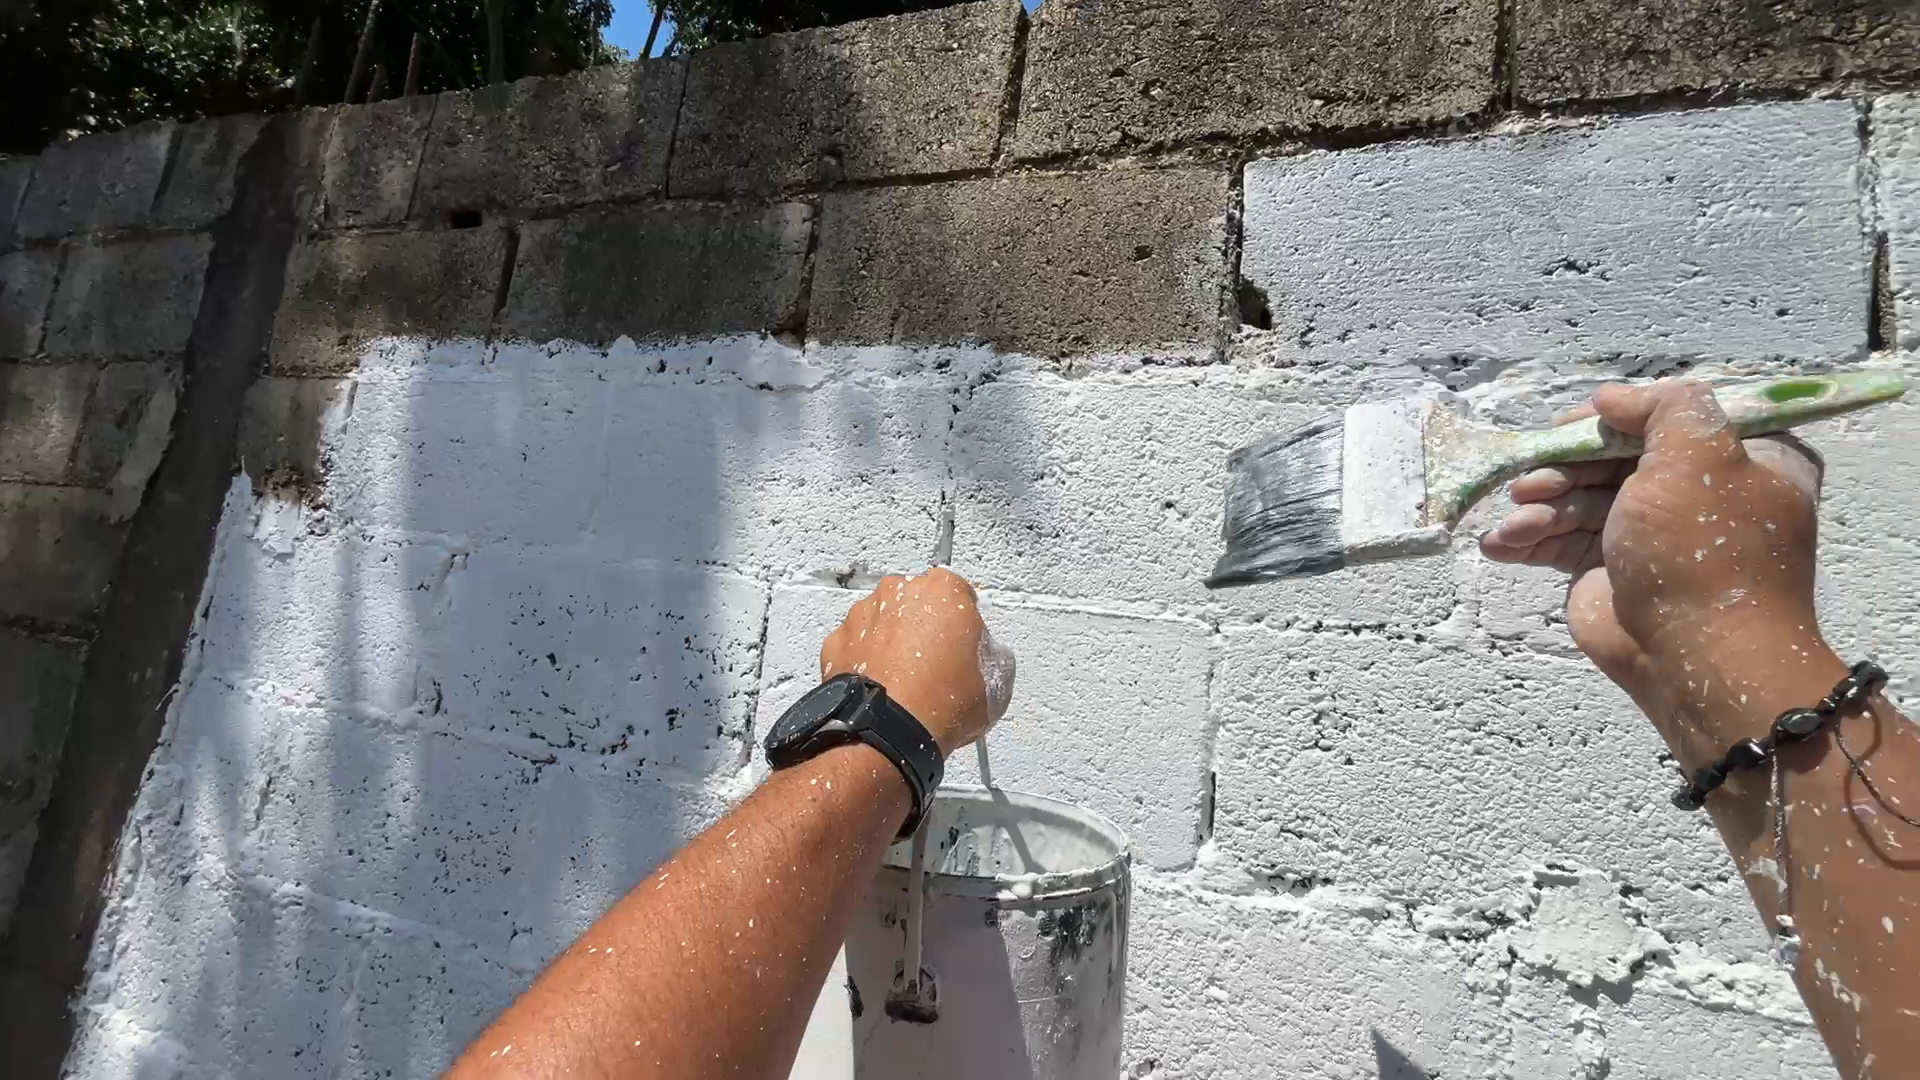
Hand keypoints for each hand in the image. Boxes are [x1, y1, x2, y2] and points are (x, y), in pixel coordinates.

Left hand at [820, 568, 1010, 757]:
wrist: (889, 732)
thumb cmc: (943, 702)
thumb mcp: (997, 681)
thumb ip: (992, 652)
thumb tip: (984, 654)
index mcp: (944, 590)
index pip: (960, 594)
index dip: (964, 623)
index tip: (963, 646)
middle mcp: (899, 591)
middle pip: (917, 602)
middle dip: (924, 625)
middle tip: (934, 665)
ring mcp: (863, 614)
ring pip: (883, 620)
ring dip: (892, 641)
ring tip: (904, 681)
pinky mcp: (837, 640)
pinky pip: (856, 645)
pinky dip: (865, 660)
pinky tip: (880, 687)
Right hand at [1480, 380, 1832, 753]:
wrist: (1689, 652)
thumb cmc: (1699, 552)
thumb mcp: (1695, 460)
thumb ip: (1663, 410)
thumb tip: (1610, 396)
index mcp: (1733, 463)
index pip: (1663, 422)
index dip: (1609, 422)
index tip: (1565, 428)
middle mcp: (1687, 494)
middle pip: (1605, 462)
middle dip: (1558, 474)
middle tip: (1527, 487)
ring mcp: (1641, 533)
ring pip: (1573, 502)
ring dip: (1535, 512)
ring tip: (1513, 529)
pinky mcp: (1601, 566)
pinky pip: (1554, 540)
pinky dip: (1524, 541)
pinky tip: (1500, 547)